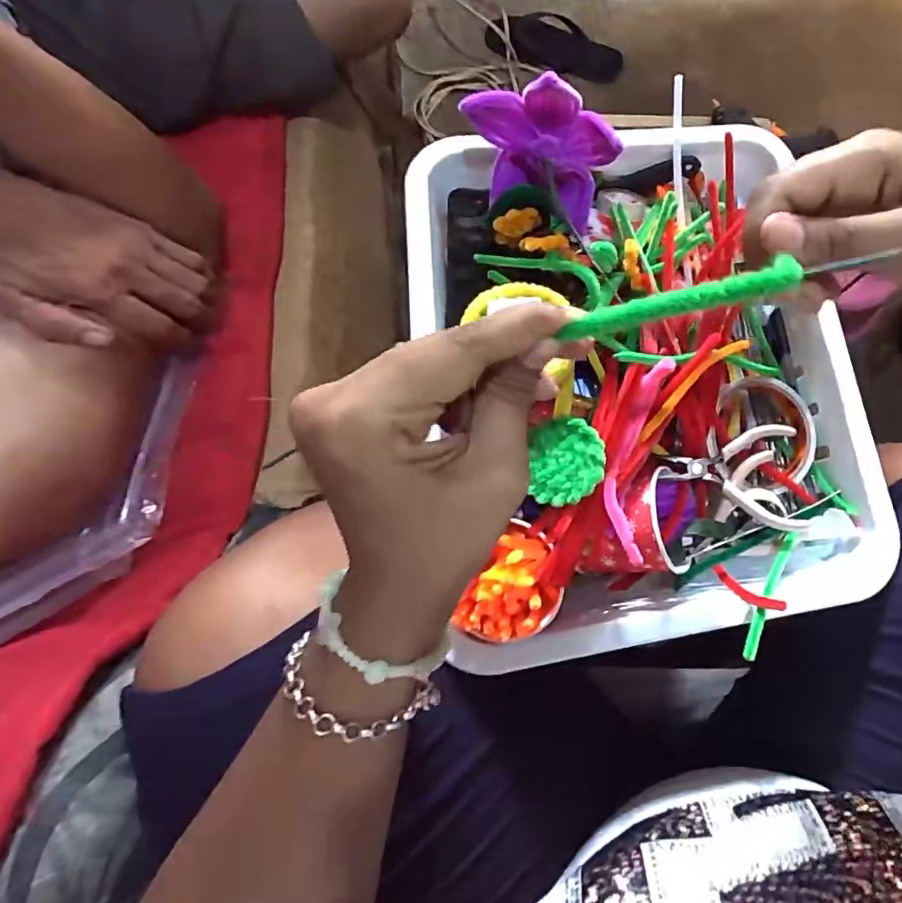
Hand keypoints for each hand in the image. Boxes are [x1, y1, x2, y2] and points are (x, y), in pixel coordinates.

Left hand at [0, 172, 216, 351]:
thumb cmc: (0, 260)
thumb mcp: (12, 302)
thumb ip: (59, 327)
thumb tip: (110, 340)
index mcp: (98, 291)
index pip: (159, 325)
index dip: (180, 341)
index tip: (188, 347)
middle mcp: (129, 268)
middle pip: (188, 301)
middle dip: (205, 321)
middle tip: (210, 331)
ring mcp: (141, 245)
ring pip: (197, 278)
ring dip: (211, 298)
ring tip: (213, 309)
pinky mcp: (144, 228)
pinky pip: (190, 254)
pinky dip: (204, 272)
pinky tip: (204, 283)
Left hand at [288, 304, 579, 645]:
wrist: (397, 589)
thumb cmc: (449, 543)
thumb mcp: (496, 469)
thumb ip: (513, 395)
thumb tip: (545, 339)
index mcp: (363, 417)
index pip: (452, 352)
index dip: (516, 328)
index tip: (569, 313)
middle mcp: (333, 395)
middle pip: (440, 350)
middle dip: (507, 345)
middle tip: (567, 339)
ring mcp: (332, 398)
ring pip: (432, 359)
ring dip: (488, 364)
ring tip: (540, 377)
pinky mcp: (344, 405)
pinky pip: (417, 376)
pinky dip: (462, 381)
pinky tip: (500, 391)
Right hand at [744, 129, 901, 318]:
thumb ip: (840, 239)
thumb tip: (767, 234)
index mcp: (867, 156)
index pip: (785, 187)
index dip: (762, 232)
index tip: (768, 283)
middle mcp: (859, 173)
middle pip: (788, 209)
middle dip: (781, 255)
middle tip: (802, 300)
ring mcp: (868, 204)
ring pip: (804, 234)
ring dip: (798, 270)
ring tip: (822, 302)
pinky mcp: (878, 232)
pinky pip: (829, 250)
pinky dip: (821, 275)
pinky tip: (832, 296)